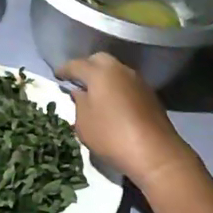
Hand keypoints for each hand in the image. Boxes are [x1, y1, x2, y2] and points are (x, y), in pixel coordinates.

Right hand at [58, 53, 197, 185]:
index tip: (57, 75)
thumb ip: (79, 103)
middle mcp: (120, 70)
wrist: (155, 152)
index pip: (77, 64)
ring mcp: (138, 80)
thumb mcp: (84, 123)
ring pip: (116, 70)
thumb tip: (80, 92)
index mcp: (100, 73)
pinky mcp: (149, 94)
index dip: (64, 69)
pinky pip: (126, 83)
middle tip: (77, 81)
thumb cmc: (112, 136)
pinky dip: (116, 87)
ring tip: (94, 92)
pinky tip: (112, 102)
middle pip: (99, 60)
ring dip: (104, 77)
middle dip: (86, 67)